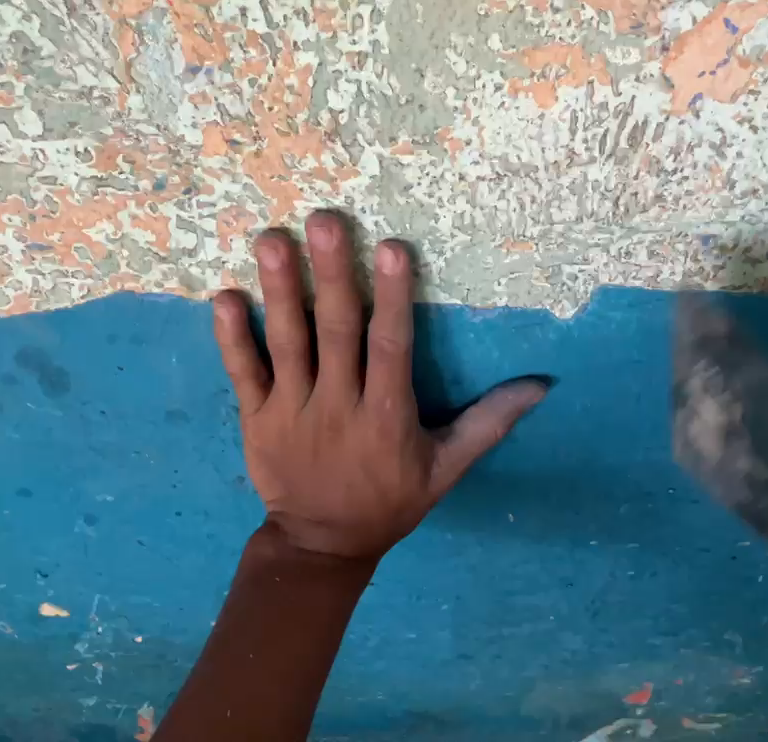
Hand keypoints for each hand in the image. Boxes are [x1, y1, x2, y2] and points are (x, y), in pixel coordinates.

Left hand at [211, 211, 546, 559]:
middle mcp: (338, 406)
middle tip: (324, 221)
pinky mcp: (257, 419)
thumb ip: (489, 423)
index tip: (391, 247)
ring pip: (287, 343)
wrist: (322, 546)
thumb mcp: (447, 468)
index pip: (390, 347)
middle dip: (332, 274)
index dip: (392, 298)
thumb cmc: (391, 498)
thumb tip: (541, 385)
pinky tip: (225, 297)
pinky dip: (232, 337)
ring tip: (273, 240)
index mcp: (386, 415)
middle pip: (335, 332)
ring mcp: (291, 411)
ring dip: (280, 291)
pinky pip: (242, 373)